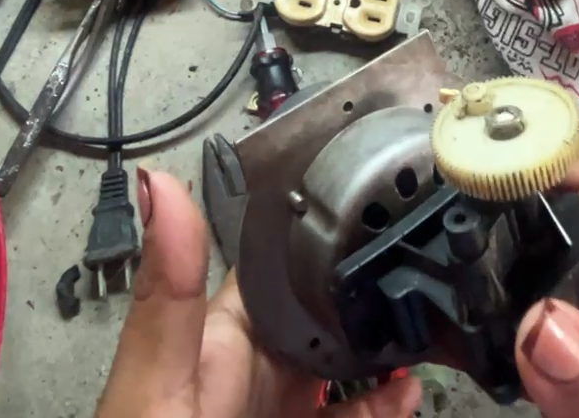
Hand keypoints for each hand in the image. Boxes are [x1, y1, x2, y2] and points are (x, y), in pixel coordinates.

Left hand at [95, 168, 421, 417]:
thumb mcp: (153, 389)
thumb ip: (166, 294)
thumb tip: (157, 183)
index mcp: (220, 336)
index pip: (282, 267)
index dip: (328, 240)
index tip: (379, 215)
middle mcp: (252, 370)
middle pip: (325, 319)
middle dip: (371, 300)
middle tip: (424, 281)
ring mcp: (277, 412)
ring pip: (344, 374)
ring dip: (385, 358)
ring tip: (424, 334)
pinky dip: (380, 409)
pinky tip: (405, 396)